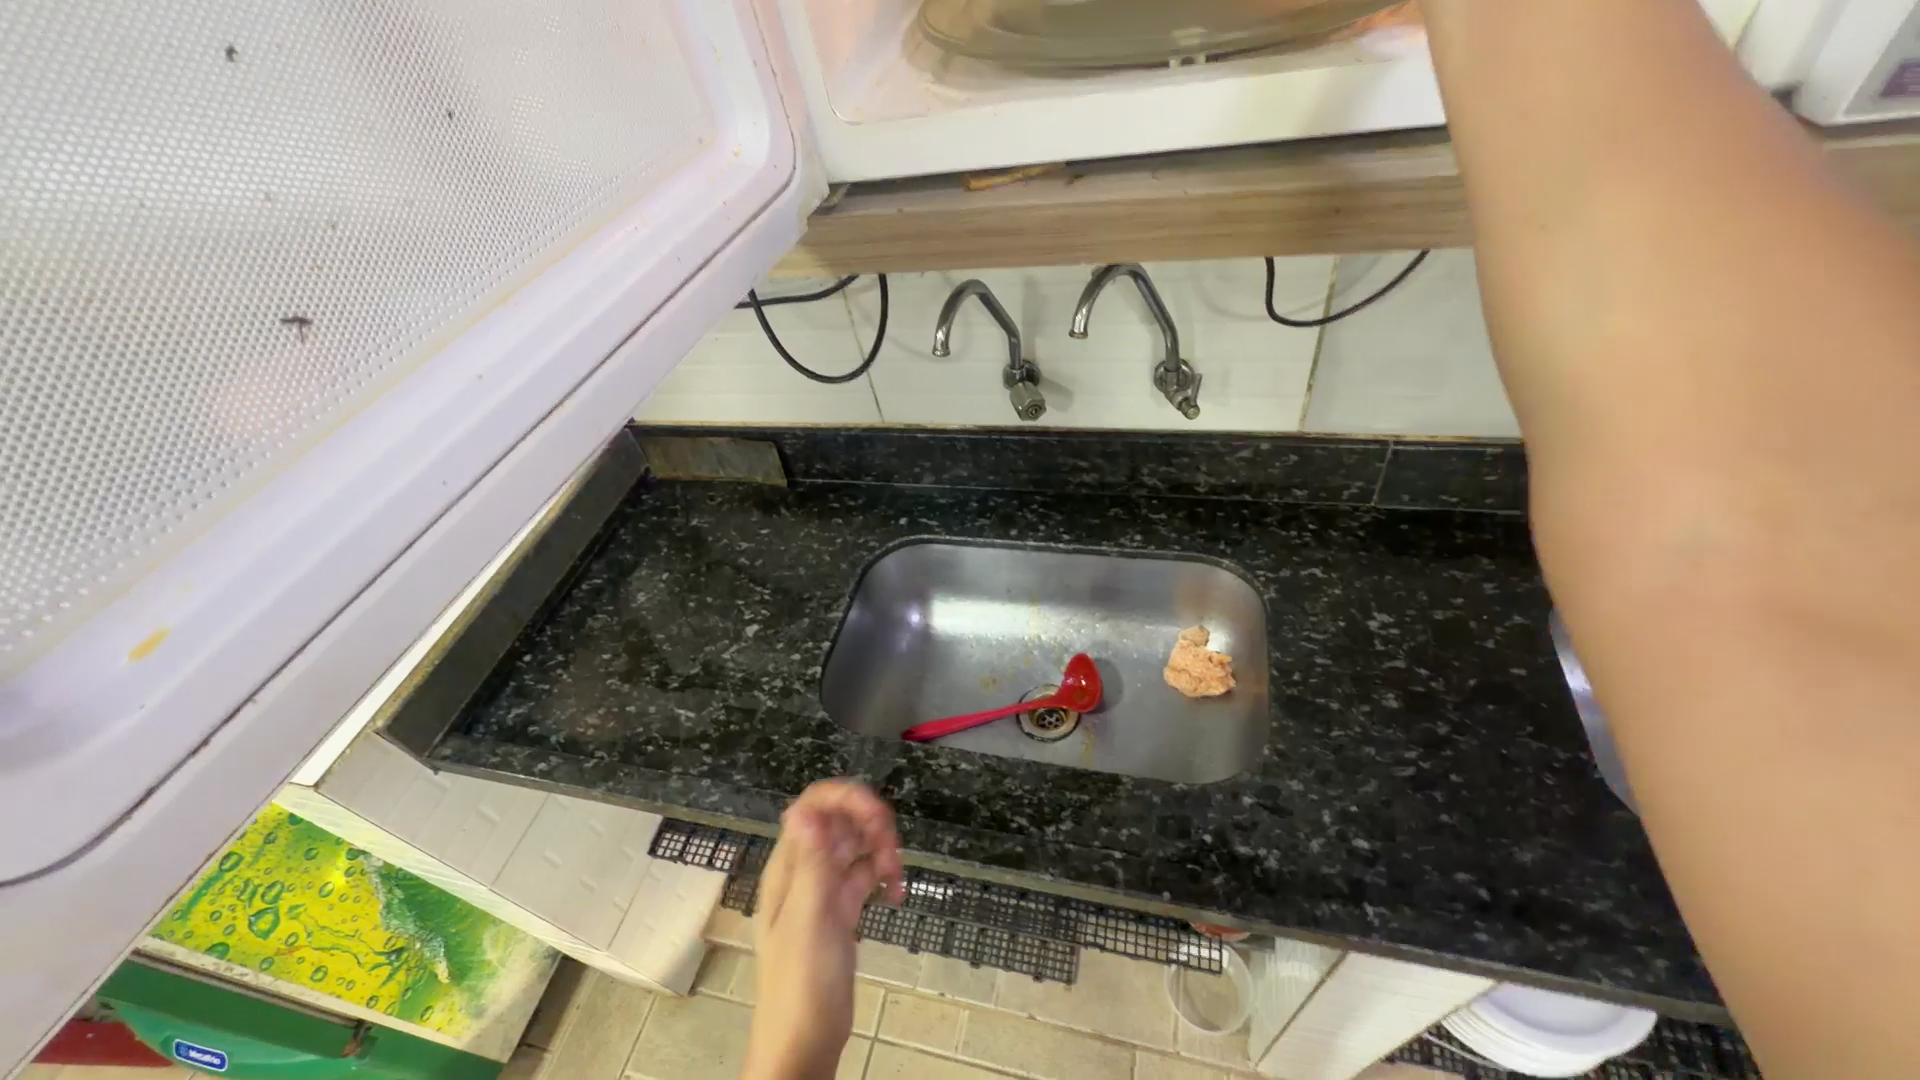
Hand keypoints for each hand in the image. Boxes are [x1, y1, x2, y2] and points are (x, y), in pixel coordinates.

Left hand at [741, 780, 904, 1079]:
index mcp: (788, 868)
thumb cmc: (801, 988)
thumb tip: (807, 810)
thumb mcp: (808, 923)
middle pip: (838, 821)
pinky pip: (864, 876)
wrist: (803, 1046)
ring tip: (896, 874)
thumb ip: (810, 865)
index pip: (811, 807)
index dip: (844, 798)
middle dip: (870, 824)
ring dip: (880, 849)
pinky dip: (883, 876)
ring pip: (855, 846)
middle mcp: (804, 872)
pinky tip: (895, 894)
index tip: (877, 814)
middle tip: (892, 848)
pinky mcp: (841, 912)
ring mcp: (824, 892)